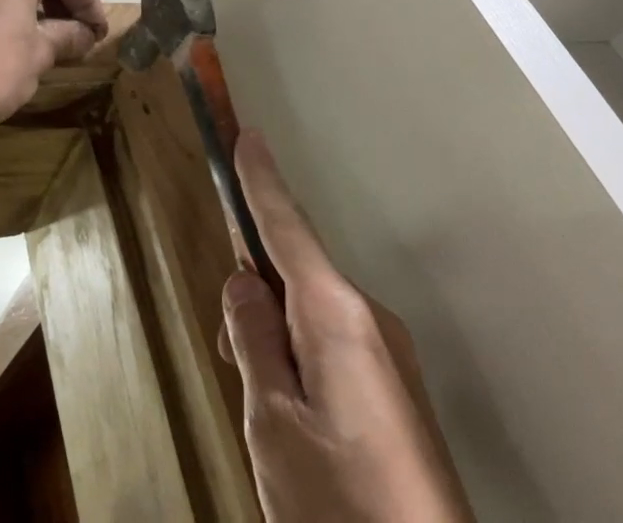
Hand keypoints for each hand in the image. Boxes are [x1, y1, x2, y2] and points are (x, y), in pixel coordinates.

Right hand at [221, 130, 472, 522]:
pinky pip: (334, 345)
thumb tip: (243, 284)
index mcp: (336, 315)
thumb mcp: (272, 421)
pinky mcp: (394, 388)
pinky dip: (300, 356)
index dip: (262, 182)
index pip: (288, 229)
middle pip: (298, 274)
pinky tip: (289, 407)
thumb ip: (254, 343)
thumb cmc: (337, 495)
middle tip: (227, 350)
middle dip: (256, 289)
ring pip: (313, 315)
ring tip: (256, 398)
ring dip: (275, 333)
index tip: (248, 135)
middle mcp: (369, 319)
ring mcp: (388, 354)